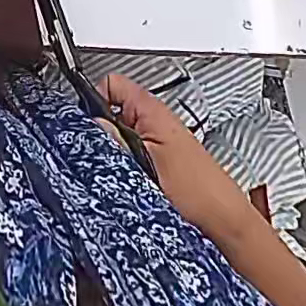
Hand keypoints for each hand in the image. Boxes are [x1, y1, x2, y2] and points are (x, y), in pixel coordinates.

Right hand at [99, 74, 264, 244]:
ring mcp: (153, 142)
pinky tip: (129, 184)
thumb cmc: (197, 190)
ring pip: (118, 137)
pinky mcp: (155, 161)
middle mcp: (153, 121)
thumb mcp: (146, 162)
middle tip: (103, 154)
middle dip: (101, 132)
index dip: (93, 99)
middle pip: (110, 113)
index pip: (110, 85)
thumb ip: (115, 140)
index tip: (84, 123)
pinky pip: (128, 156)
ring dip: (113, 154)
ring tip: (120, 173)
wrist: (221, 221)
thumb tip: (89, 123)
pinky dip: (123, 168)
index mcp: (151, 109)